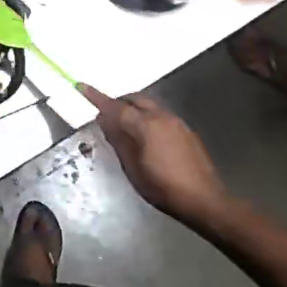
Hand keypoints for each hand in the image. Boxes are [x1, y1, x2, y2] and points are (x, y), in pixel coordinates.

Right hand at [80, 85, 231, 227]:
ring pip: (149, 105)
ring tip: (125, 125)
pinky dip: (147, 116)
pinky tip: (146, 135)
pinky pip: (161, 114)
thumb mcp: (132, 168)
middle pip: (134, 98)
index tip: (81, 86)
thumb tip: (105, 121)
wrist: (204, 200)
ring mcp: (176, 122)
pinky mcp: (186, 130)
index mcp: (145, 125)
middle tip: (106, 113)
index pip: (115, 106)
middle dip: (118, 101)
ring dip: (134, 108)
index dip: (96, 96)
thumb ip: (118, 140)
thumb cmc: (162, 188)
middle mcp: (161, 117)